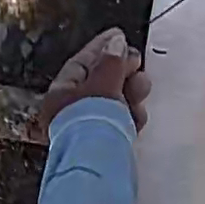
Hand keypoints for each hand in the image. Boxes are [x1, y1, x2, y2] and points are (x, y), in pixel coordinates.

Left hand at [33, 27, 153, 140]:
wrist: (100, 168)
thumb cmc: (95, 121)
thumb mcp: (103, 84)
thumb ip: (111, 62)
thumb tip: (116, 43)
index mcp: (61, 96)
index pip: (81, 64)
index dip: (102, 48)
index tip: (120, 36)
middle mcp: (71, 114)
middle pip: (99, 84)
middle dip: (121, 72)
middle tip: (139, 63)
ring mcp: (89, 133)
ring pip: (113, 105)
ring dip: (130, 94)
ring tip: (143, 88)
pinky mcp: (107, 148)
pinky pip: (120, 125)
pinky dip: (130, 117)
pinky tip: (139, 115)